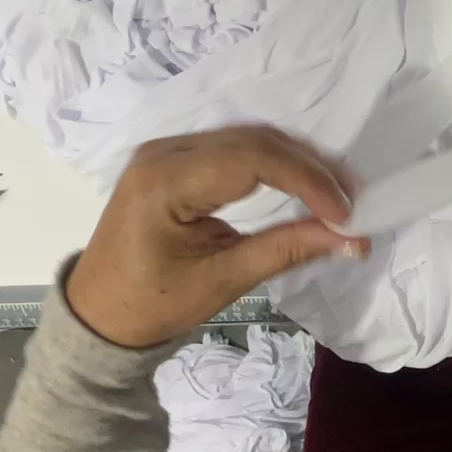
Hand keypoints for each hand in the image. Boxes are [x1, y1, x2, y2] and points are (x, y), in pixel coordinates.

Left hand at [65, 126, 364, 348]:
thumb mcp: (224, 280)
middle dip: (311, 167)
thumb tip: (352, 239)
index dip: (308, 180)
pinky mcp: (176, 158)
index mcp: (166, 182)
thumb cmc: (154, 304)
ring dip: (298, 161)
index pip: (253, 159)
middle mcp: (165, 151)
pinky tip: (302, 181)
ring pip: (250, 137)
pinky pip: (236, 147)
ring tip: (336, 192)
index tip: (345, 214)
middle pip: (255, 139)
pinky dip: (276, 162)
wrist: (99, 315)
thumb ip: (288, 249)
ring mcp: (168, 149)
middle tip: (352, 200)